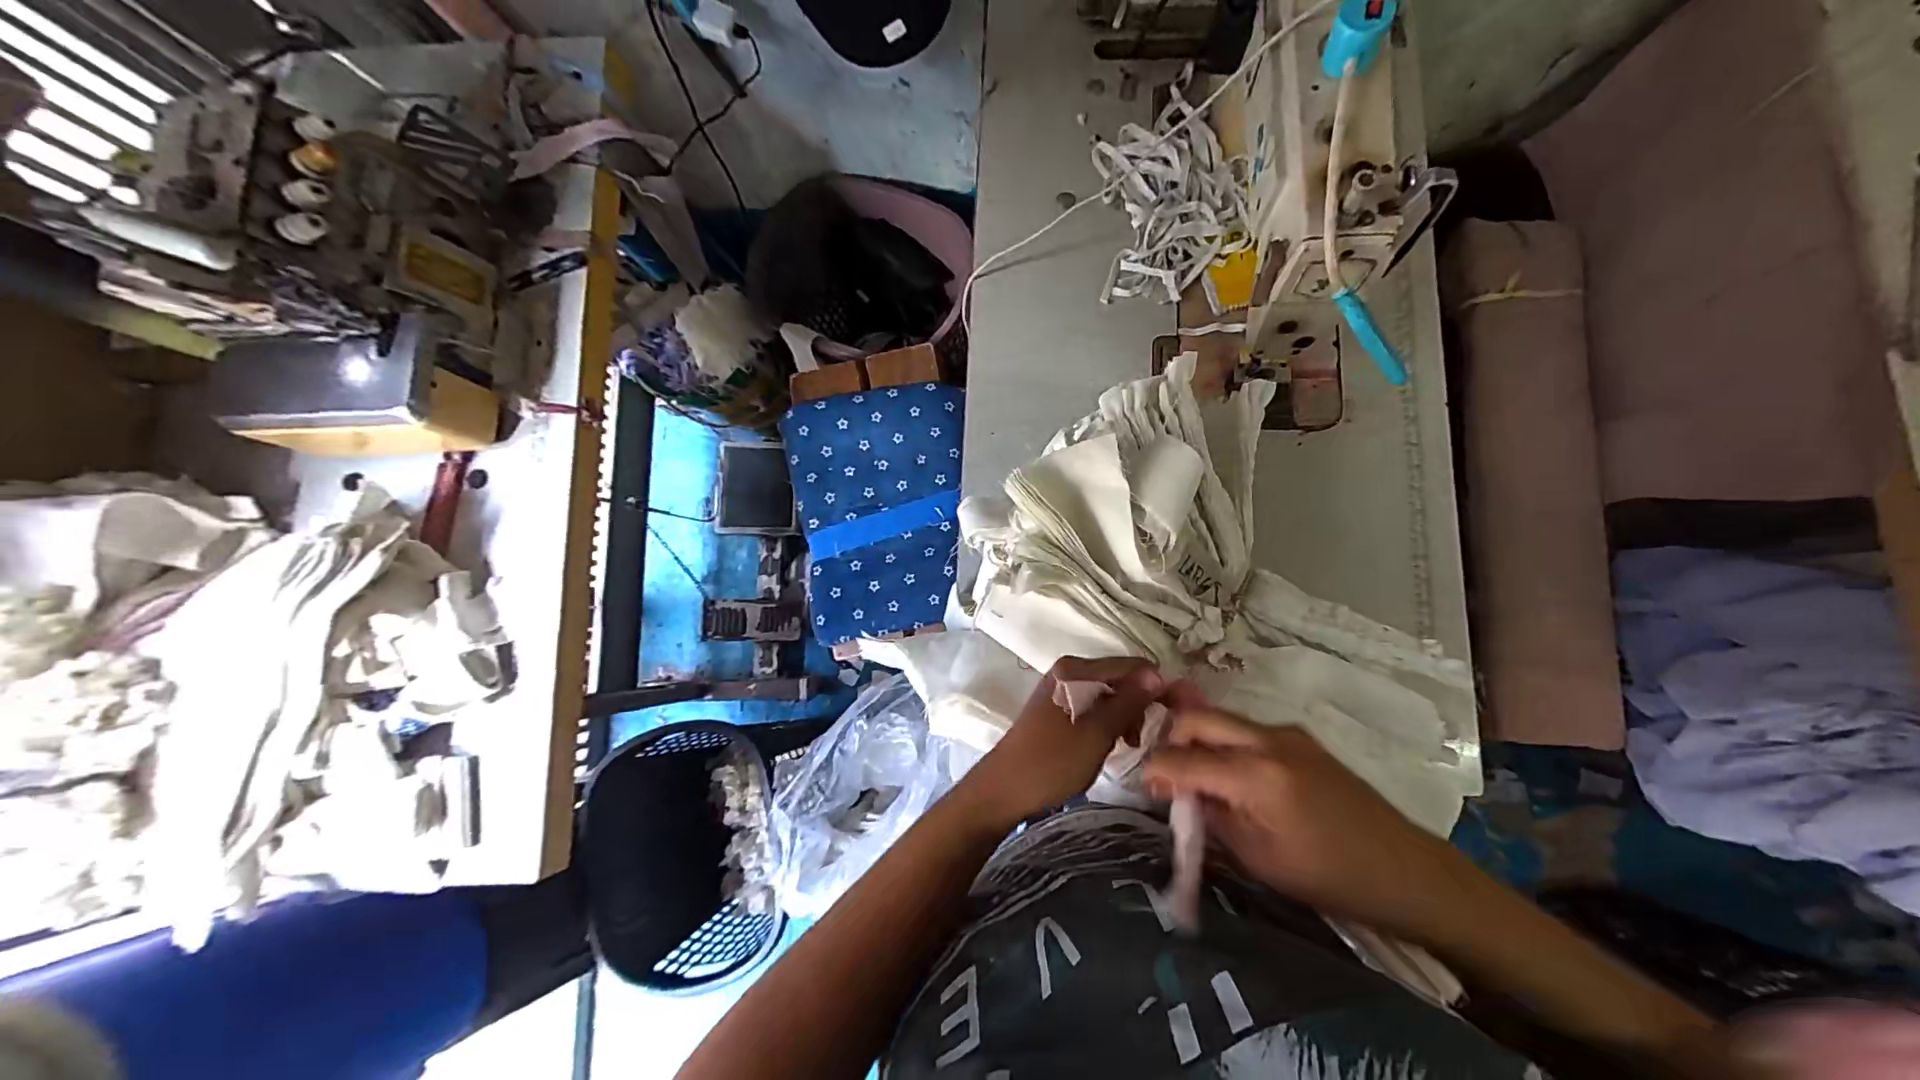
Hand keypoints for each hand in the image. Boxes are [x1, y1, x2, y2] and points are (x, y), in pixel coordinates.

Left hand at [958, 656, 1163, 827]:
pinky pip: (1094, 705)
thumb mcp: (1098, 733)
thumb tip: (1159, 674)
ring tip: (1129, 745)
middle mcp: (1068, 671)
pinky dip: (1108, 721)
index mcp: (1076, 669)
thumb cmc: (1053, 761)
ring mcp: (1061, 689)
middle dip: (1140, 703)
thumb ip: (1129, 702)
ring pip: (1109, 693)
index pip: (1132, 665)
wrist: (1004, 788)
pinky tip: (1111, 744)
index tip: (1176, 716)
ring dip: (1125, 715)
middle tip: (1146, 738)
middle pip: (1120, 677)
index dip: (1157, 687)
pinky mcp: (1057, 708)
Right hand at [1144, 682, 1472, 938]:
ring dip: (1199, 740)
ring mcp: (1287, 733)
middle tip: (1167, 774)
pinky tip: (1232, 776)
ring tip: (1198, 778)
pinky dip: (1226, 744)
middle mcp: (1268, 739)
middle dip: (1171, 740)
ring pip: (1221, 719)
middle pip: (1196, 718)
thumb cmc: (1327, 876)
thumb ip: (1209, 814)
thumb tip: (1176, 789)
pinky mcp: (1300, 737)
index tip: (1145, 787)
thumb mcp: (1256, 857)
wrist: (1405, 869)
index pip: (1181, 759)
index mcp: (1256, 775)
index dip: (1154, 771)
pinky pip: (1246, 730)